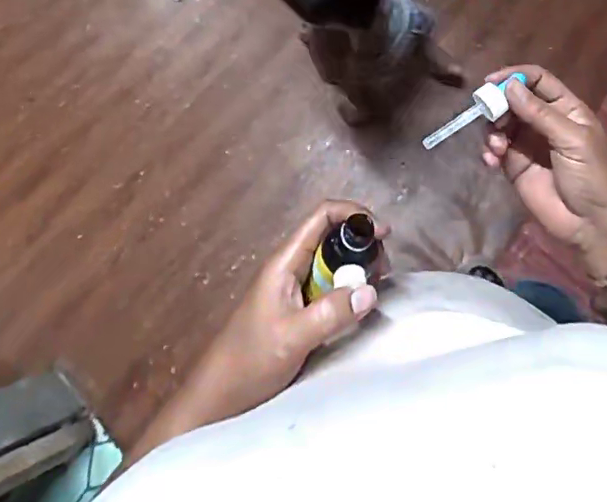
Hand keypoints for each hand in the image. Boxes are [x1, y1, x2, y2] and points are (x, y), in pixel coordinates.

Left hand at [186, 200, 382, 421]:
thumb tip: (370, 290)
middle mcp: (292, 264)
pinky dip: (350, 285)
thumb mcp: (293, 337)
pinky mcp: (300, 305)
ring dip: (358, 264)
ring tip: (377, 284)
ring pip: (333, 259)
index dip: (353, 214)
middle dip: (361, 241)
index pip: (322, 216)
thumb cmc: (250, 359)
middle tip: (385, 267)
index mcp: (286, 260)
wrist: (221, 392)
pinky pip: (330, 283)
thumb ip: (330, 314)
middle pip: (332, 234)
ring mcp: (295, 284)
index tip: (382, 231)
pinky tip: (361, 302)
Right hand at [481, 65, 606, 279]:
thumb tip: (509, 86)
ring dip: (492, 129)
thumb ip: (539, 113)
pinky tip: (491, 161)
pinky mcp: (514, 165)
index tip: (491, 81)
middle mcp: (544, 121)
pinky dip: (488, 150)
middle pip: (513, 99)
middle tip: (488, 114)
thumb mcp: (571, 140)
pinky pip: (495, 149)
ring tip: (496, 147)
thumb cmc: (593, 177)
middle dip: (497, 104)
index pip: (537, 80)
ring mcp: (527, 143)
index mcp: (565, 109)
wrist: (594, 227)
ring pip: (500, 122)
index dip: (515, 76)